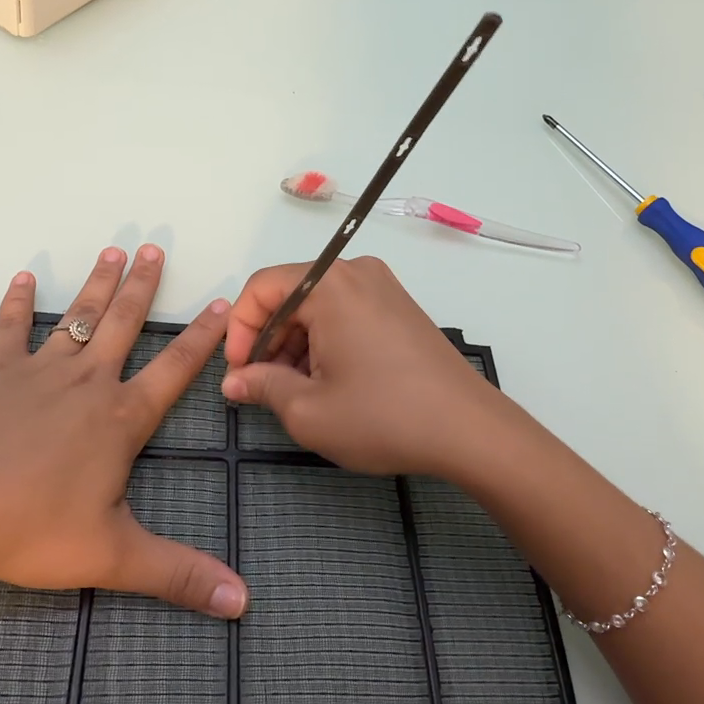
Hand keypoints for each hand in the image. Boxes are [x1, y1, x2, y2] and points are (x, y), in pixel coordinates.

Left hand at [0, 245, 247, 618]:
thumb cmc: (31, 524)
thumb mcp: (112, 556)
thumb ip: (178, 574)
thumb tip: (242, 601)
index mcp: (120, 418)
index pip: (175, 369)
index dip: (202, 337)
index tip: (224, 302)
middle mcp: (86, 382)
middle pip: (123, 324)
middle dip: (143, 287)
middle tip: (156, 249)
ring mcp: (39, 371)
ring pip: (77, 317)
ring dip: (96, 283)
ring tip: (113, 249)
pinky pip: (8, 329)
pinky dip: (14, 303)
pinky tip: (20, 278)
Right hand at [219, 256, 511, 477]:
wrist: (470, 430)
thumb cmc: (383, 417)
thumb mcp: (308, 411)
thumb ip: (261, 386)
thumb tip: (234, 380)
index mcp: (330, 284)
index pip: (261, 287)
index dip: (239, 330)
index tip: (238, 373)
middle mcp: (356, 272)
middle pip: (290, 294)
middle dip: (269, 340)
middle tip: (264, 387)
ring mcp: (382, 287)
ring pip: (317, 306)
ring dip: (296, 344)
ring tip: (298, 392)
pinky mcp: (399, 307)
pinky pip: (345, 313)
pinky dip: (326, 341)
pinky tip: (330, 382)